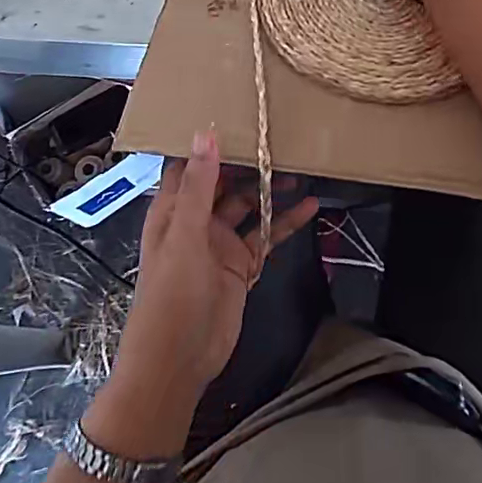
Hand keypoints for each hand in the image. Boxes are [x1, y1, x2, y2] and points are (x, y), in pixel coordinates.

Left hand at [102, 131, 318, 431]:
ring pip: (249, 206)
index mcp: (173, 210)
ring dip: (270, 191)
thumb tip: (206, 135)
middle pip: (224, 183)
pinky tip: (310, 208)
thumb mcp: (185, 236)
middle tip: (279, 143)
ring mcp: (220, 243)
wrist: (178, 363)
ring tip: (299, 172)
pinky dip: (285, 222)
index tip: (238, 119)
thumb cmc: (171, 297)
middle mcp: (196, 221)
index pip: (190, 166)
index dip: (209, 144)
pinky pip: (266, 235)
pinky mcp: (241, 264)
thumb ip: (199, 187)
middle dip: (247, 164)